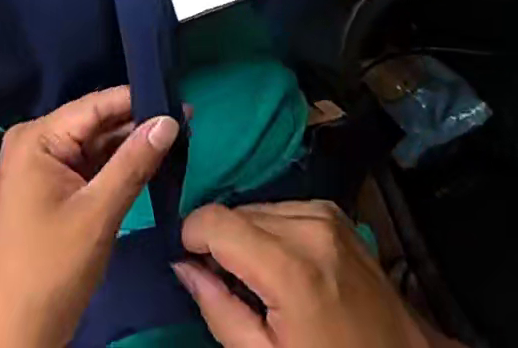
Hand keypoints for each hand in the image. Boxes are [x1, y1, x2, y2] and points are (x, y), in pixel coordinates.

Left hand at [0, 87, 180, 347]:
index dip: (139, 100)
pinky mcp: (49, 188)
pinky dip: (117, 167)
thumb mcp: (99, 212)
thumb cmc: (52, 269)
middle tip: (188, 120)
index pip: (95, 106)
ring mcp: (40, 166)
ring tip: (178, 137)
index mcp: (37, 137)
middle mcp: (35, 142)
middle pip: (96, 124)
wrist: (15, 335)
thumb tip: (170, 120)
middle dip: (139, 124)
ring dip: (131, 146)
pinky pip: (88, 166)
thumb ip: (134, 161)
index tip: (180, 99)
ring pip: (95, 145)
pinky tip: (150, 161)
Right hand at [172, 201, 455, 347]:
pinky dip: (271, 230)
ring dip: (246, 237)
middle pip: (235, 213)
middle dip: (221, 244)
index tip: (191, 265)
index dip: (191, 237)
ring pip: (256, 208)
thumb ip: (219, 310)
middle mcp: (308, 225)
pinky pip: (282, 208)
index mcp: (291, 267)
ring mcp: (325, 214)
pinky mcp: (334, 212)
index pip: (215, 220)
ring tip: (261, 282)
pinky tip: (284, 266)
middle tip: (230, 287)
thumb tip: (182, 264)